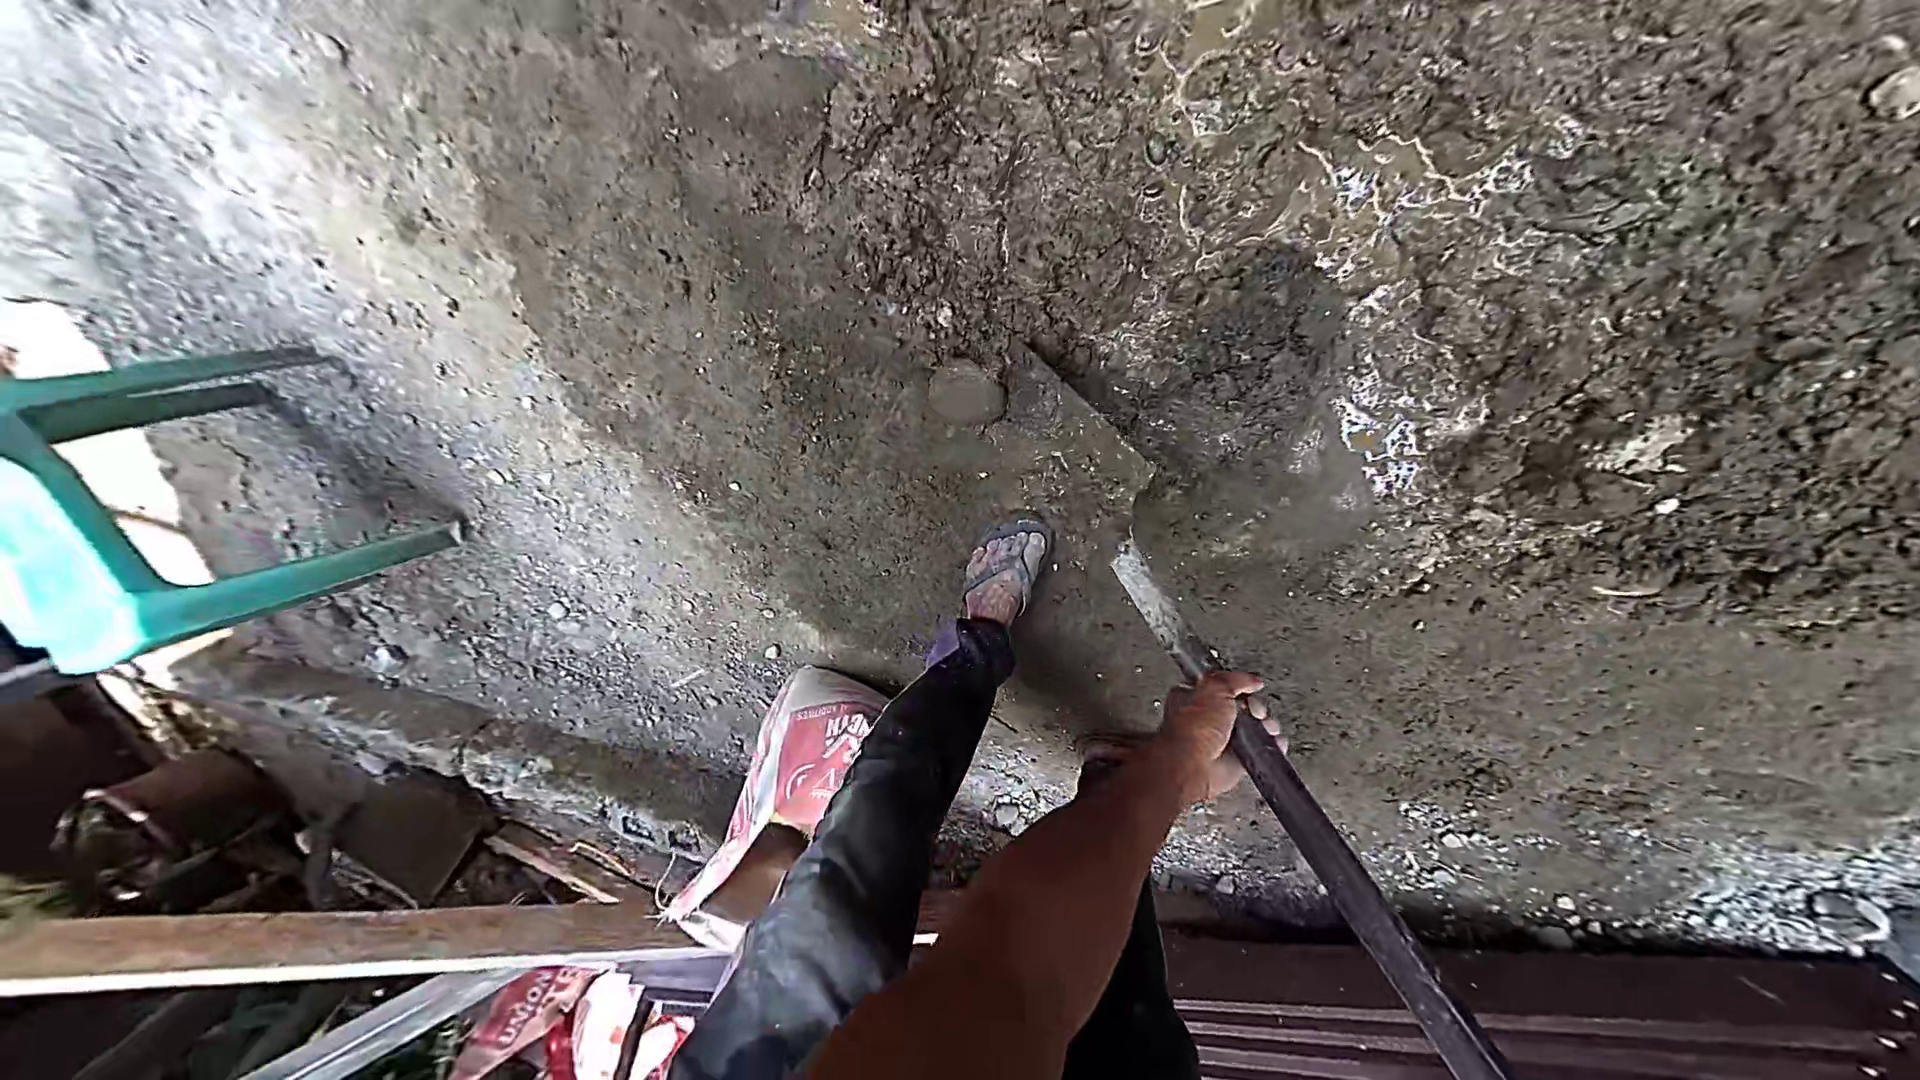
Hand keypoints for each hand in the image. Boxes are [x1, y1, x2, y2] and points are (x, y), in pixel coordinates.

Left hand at [1152, 671, 1282, 801]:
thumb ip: (1234, 680)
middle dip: (1256, 707)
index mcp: (1194, 696)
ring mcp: (1222, 738)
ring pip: (1254, 726)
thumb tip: (1252, 680)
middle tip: (1255, 711)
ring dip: (1266, 725)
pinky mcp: (1236, 758)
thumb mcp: (1214, 689)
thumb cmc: (1193, 728)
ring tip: (1265, 726)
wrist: (1195, 765)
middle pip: (1243, 706)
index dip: (1239, 686)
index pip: (1222, 685)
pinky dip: (1271, 745)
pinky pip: (1260, 748)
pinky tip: (1273, 741)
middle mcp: (1207, 717)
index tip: (1249, 688)